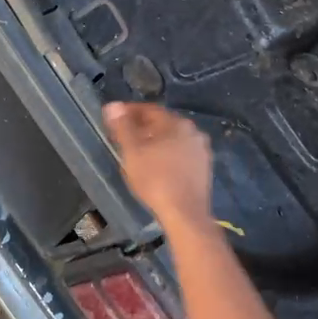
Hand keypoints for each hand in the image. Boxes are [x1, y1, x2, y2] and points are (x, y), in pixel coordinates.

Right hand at [103, 102, 214, 232]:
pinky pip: (182, 153)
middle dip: (143, 127)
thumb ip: (122, 127)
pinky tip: (158, 165)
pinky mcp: (204, 167)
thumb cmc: (155, 180)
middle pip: (163, 123)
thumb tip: (113, 105)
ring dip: (157, 141)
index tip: (115, 118)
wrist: (185, 213)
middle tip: (125, 135)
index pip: (149, 110)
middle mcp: (193, 131)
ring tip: (140, 152)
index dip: (130, 112)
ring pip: (174, 139)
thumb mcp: (132, 152)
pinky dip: (168, 154)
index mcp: (176, 123)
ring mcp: (201, 150)